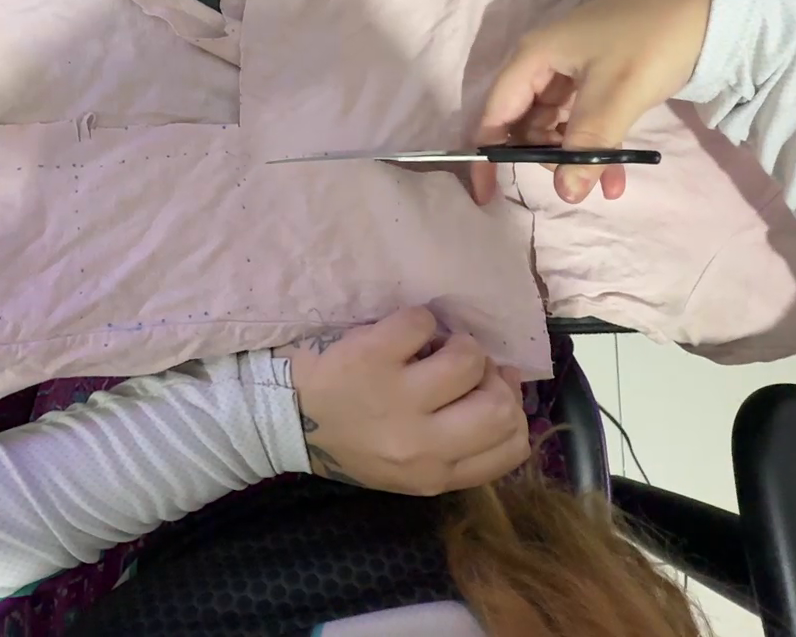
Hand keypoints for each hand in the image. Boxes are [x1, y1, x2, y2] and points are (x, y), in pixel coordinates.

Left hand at [276, 306, 529, 495]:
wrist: (279, 417)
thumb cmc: (348, 436)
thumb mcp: (407, 460)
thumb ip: (459, 435)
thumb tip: (507, 380)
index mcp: (433, 475)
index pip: (512, 448)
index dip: (515, 411)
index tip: (494, 390)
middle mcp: (421, 444)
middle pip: (501, 408)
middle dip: (489, 377)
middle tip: (461, 366)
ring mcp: (397, 398)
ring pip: (468, 357)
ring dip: (454, 342)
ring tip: (428, 347)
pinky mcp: (372, 354)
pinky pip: (423, 321)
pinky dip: (415, 320)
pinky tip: (397, 333)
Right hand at [471, 0, 712, 205]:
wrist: (715, 8)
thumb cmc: (653, 42)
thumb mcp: (616, 95)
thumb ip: (586, 145)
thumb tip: (565, 193)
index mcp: (533, 57)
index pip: (495, 113)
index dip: (488, 155)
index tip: (488, 196)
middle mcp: (543, 63)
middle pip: (524, 123)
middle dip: (544, 158)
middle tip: (575, 180)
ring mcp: (571, 70)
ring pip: (556, 127)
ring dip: (575, 158)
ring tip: (607, 184)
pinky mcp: (597, 78)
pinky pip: (581, 121)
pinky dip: (594, 147)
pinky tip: (618, 177)